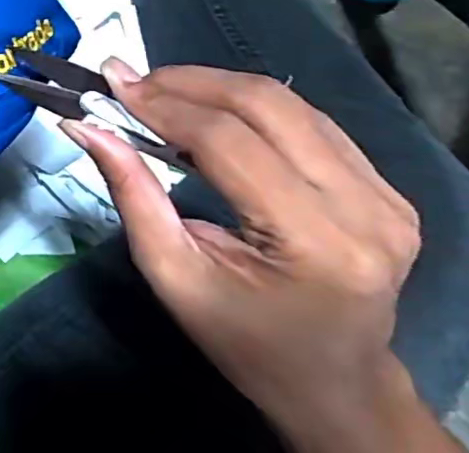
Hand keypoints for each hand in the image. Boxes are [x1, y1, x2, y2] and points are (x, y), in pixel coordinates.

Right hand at [67, 60, 441, 451]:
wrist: (333, 385)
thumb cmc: (241, 337)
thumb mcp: (170, 272)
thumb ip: (130, 191)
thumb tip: (82, 123)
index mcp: (317, 245)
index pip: (229, 142)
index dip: (164, 105)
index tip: (110, 84)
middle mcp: (366, 211)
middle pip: (265, 105)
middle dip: (186, 82)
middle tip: (129, 83)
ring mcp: (385, 196)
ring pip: (285, 102)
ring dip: (212, 85)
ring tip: (158, 94)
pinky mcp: (385, 188)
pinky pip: (305, 118)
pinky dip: (244, 104)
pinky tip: (207, 113)